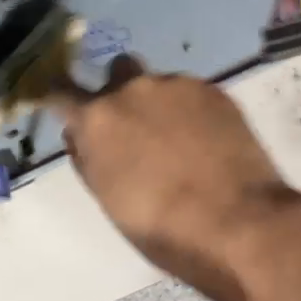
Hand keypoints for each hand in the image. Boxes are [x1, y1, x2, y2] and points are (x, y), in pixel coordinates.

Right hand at [57, 57, 296, 300]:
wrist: (238, 221)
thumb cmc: (163, 228)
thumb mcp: (109, 199)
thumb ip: (90, 158)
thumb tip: (81, 136)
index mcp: (98, 119)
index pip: (61, 92)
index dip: (62, 100)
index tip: (67, 108)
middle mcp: (133, 89)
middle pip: (117, 73)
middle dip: (121, 92)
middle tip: (138, 130)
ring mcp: (178, 85)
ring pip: (159, 84)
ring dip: (161, 104)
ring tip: (182, 140)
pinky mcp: (215, 90)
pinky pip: (192, 93)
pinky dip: (193, 111)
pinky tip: (209, 141)